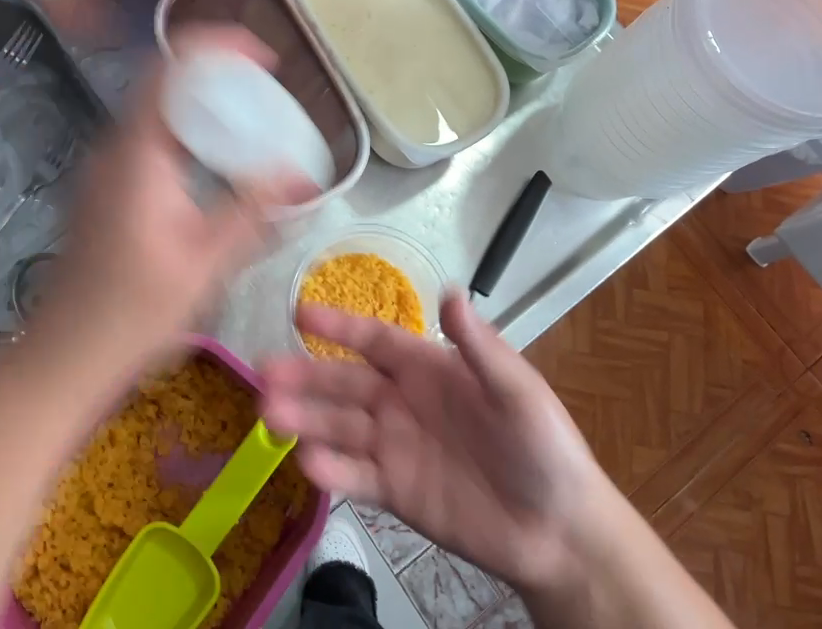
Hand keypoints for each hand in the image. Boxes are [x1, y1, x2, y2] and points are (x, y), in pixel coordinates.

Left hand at [32, 30, 307, 374]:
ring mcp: (103, 168)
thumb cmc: (133, 313)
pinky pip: (148, 137)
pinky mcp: (104, 188)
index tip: (261, 55)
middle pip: (163, 84)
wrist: (66, 354)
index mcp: (137, 156)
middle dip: (216, 72)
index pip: (170, 71)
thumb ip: (254, 211)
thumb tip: (302, 173)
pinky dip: (185, 129)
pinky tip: (215, 159)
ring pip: (154, 110)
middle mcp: (113, 150)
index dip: (215, 47)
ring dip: (200, 101)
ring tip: (249, 114)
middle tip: (265, 84)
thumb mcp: (207, 264)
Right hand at [259, 294, 613, 595]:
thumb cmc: (544, 448)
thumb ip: (479, 347)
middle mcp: (403, 401)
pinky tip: (306, 462)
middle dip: (305, 375)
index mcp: (430, 369)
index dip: (339, 326)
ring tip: (268, 414)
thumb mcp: (516, 391)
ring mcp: (394, 446)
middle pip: (345, 382)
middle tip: (263, 371)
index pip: (375, 340)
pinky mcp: (393, 491)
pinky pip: (353, 475)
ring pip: (339, 426)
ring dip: (304, 418)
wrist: (558, 532)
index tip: (298, 312)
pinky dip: (329, 469)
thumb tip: (450, 290)